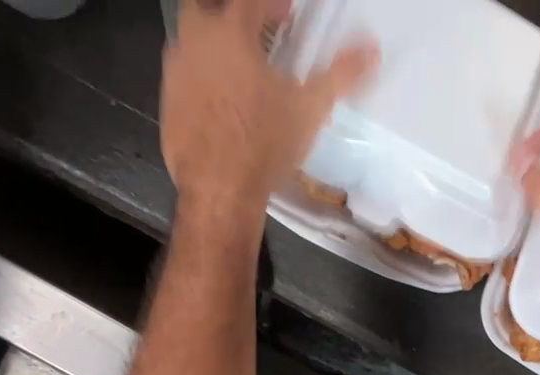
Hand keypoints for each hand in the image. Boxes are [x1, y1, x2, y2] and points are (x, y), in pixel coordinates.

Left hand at [160, 0, 375, 224]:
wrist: (219, 191)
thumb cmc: (265, 144)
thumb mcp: (310, 109)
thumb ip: (341, 74)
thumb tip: (373, 51)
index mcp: (230, 32)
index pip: (251, 0)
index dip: (273, 3)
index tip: (288, 14)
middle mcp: (195, 41)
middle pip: (208, 5)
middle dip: (234, 14)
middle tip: (258, 32)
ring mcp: (175, 71)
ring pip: (192, 39)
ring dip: (216, 43)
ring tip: (242, 68)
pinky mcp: (167, 101)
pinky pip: (183, 74)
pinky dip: (202, 76)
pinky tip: (222, 101)